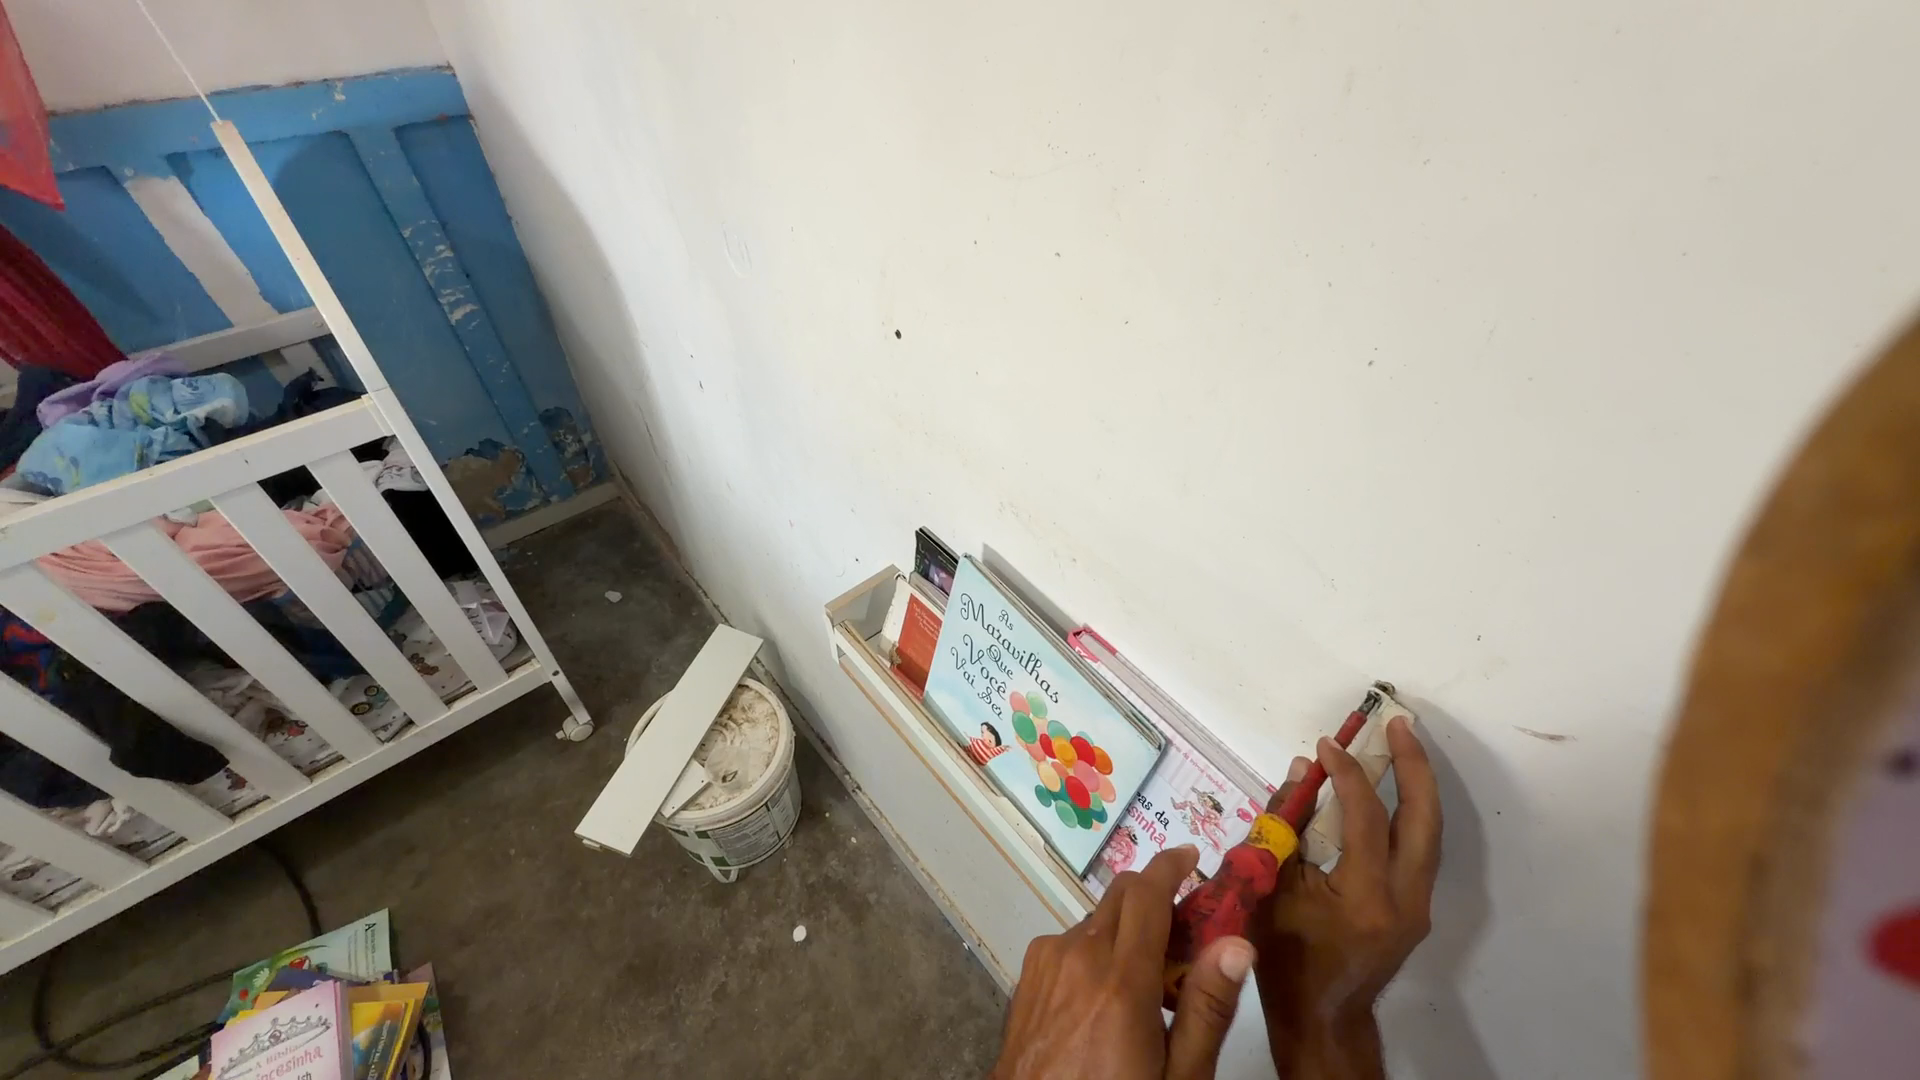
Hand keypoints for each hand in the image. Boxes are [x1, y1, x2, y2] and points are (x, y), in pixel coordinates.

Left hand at [991, 846, 1256, 1079]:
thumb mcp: (1177, 1078)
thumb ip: (1206, 1009)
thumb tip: (1238, 943)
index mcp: (1120, 979)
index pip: (1147, 895)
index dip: (1170, 866)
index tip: (1192, 855)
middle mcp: (1078, 954)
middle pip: (1120, 896)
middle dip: (1154, 897)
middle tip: (1186, 931)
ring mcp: (1047, 961)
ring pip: (1096, 921)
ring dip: (1125, 931)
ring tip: (1149, 987)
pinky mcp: (1028, 975)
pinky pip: (1070, 944)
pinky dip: (1095, 952)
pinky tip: (1105, 1000)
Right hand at [1253, 715, 1441, 1078]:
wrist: (1321, 1020)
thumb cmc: (1284, 957)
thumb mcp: (1268, 887)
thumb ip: (1285, 825)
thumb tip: (1304, 771)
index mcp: (1365, 896)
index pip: (1365, 817)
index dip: (1348, 773)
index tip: (1328, 742)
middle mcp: (1405, 900)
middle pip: (1424, 821)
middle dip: (1414, 766)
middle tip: (1400, 724)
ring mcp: (1417, 907)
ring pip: (1430, 834)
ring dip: (1417, 786)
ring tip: (1403, 745)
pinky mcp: (1414, 910)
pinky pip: (1418, 849)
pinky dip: (1407, 813)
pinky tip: (1390, 792)